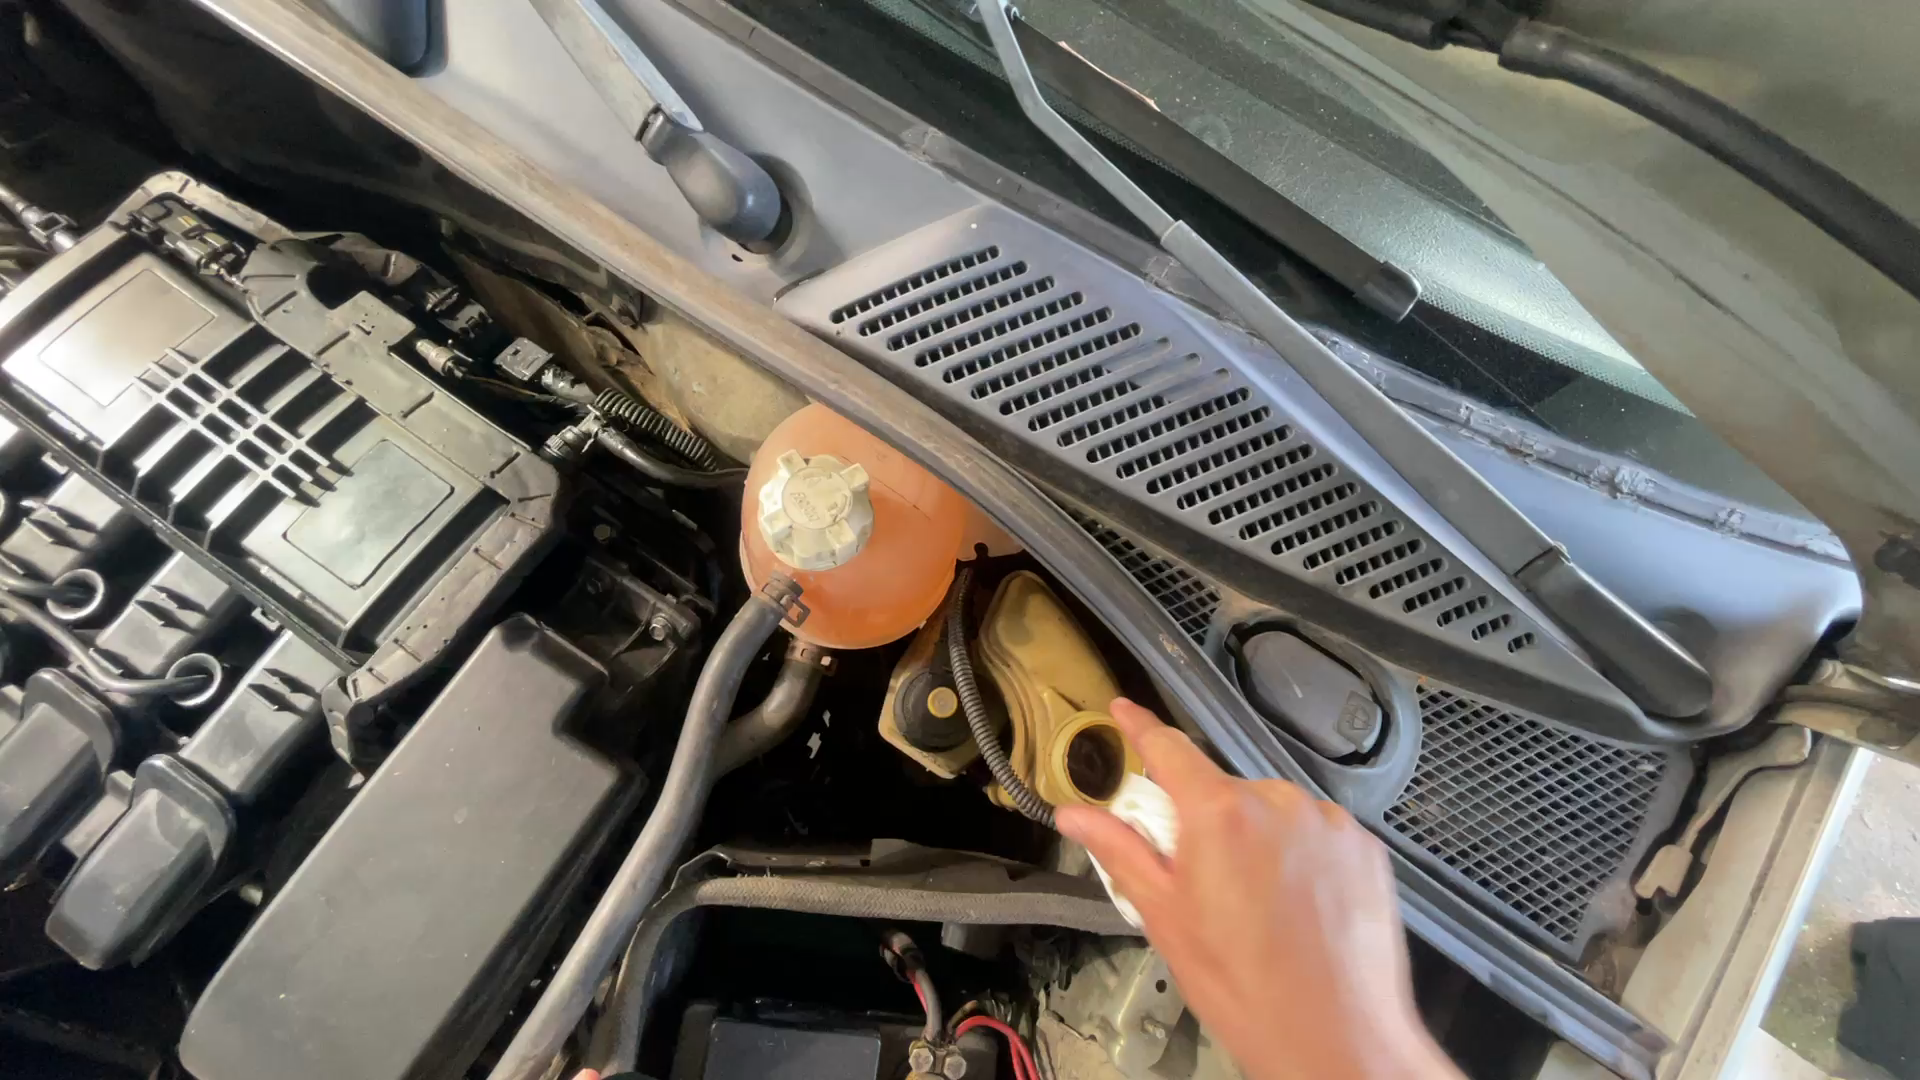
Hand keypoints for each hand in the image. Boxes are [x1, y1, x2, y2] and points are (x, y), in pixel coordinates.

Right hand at [1055, 699, 1462, 1079]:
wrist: (1341, 1043)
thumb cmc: (1240, 982)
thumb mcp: (1164, 915)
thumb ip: (1118, 849)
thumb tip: (1071, 814)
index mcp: (1218, 812)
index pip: (1168, 748)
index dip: (1140, 725)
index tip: (1123, 707)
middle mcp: (1275, 799)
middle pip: (1221, 787)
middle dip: (1206, 816)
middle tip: (1205, 874)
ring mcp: (1326, 820)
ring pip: (1271, 808)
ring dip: (1256, 832)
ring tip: (1261, 898)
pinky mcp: (1365, 845)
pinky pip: (1316, 828)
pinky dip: (1300, 849)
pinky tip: (1301, 900)